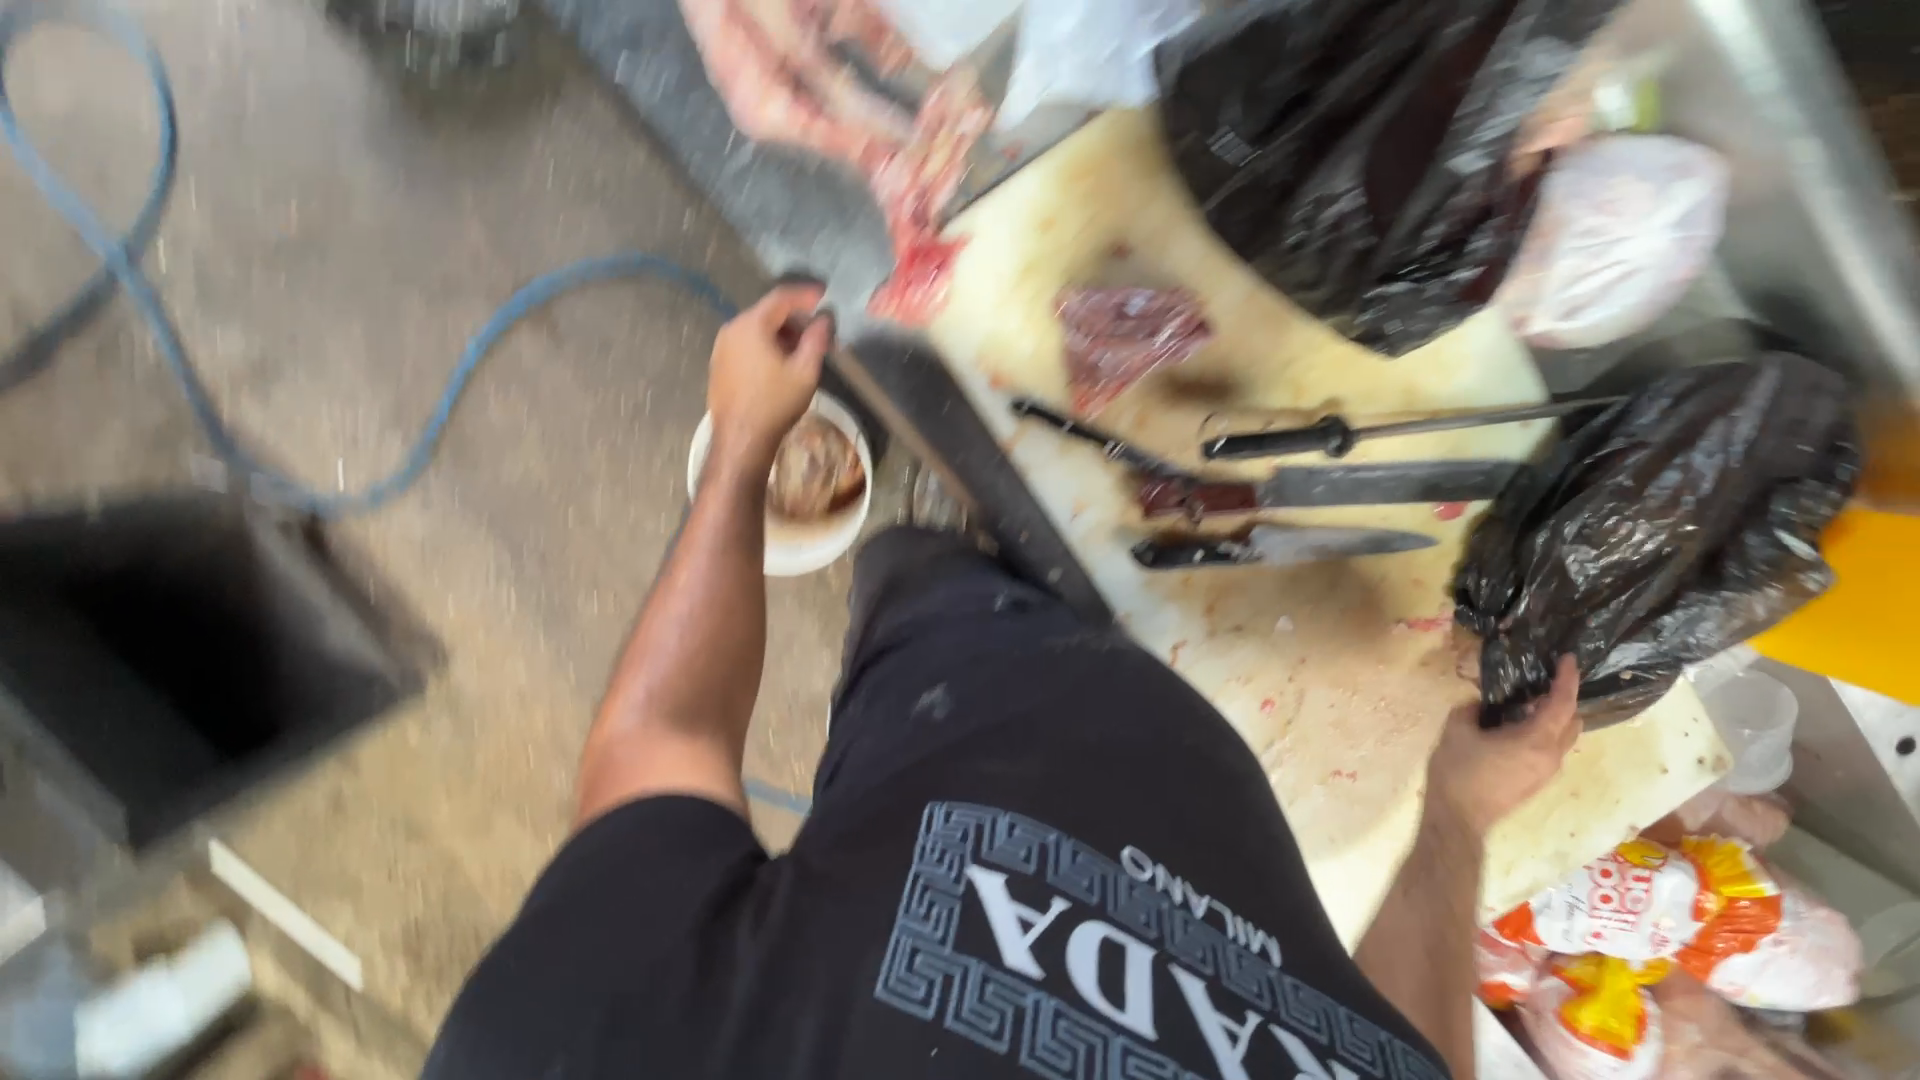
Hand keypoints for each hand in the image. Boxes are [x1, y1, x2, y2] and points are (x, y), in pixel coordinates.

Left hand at [708, 284, 833, 467]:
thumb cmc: (776, 403)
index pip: (781, 297)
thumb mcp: (805, 371)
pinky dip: (765, 346)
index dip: (806, 295)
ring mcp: (721, 347)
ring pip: (756, 329)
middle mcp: (731, 328)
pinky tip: (780, 365)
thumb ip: (817, 338)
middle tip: (818, 332)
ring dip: (781, 334)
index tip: (825, 296)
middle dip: (795, 319)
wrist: (741, 439)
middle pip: (768, 312)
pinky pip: (746, 344)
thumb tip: (824, 318)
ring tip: (802, 352)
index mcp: (751, 324)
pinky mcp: (719, 364)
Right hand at [1426, 655, 1580, 836]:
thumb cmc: (1458, 772)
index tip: (1567, 659)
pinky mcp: (1536, 782)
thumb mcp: (1456, 731)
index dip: (1566, 679)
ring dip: (1553, 718)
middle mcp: (1551, 756)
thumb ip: (1471, 710)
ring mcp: (1546, 772)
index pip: (1561, 703)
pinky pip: (1550, 750)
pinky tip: (1515, 730)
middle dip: (1563, 699)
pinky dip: (1543, 734)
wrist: (1459, 819)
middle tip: (1543, 682)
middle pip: (1572, 722)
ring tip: (1526, 705)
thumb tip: (1478, 703)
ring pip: (1563, 738)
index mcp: (1536, 740)